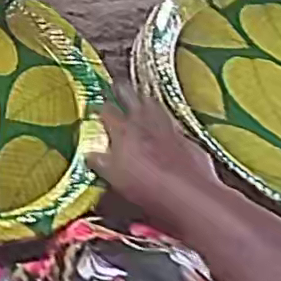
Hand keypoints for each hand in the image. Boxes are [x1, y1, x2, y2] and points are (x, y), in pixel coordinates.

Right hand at [88, 97, 235, 240]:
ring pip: (157, 109)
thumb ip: (101, 162)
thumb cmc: (145, 187)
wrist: (190, 196)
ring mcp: (170, 132)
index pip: (107, 112)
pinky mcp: (190, 143)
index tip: (94, 104)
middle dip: (124, 91)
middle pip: (133, 101)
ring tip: (144, 95)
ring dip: (149, 101)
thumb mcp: (113, 177)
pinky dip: (171, 124)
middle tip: (119, 83)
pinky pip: (177, 127)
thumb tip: (89, 155)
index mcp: (123, 132)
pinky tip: (171, 127)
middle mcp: (145, 125)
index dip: (100, 107)